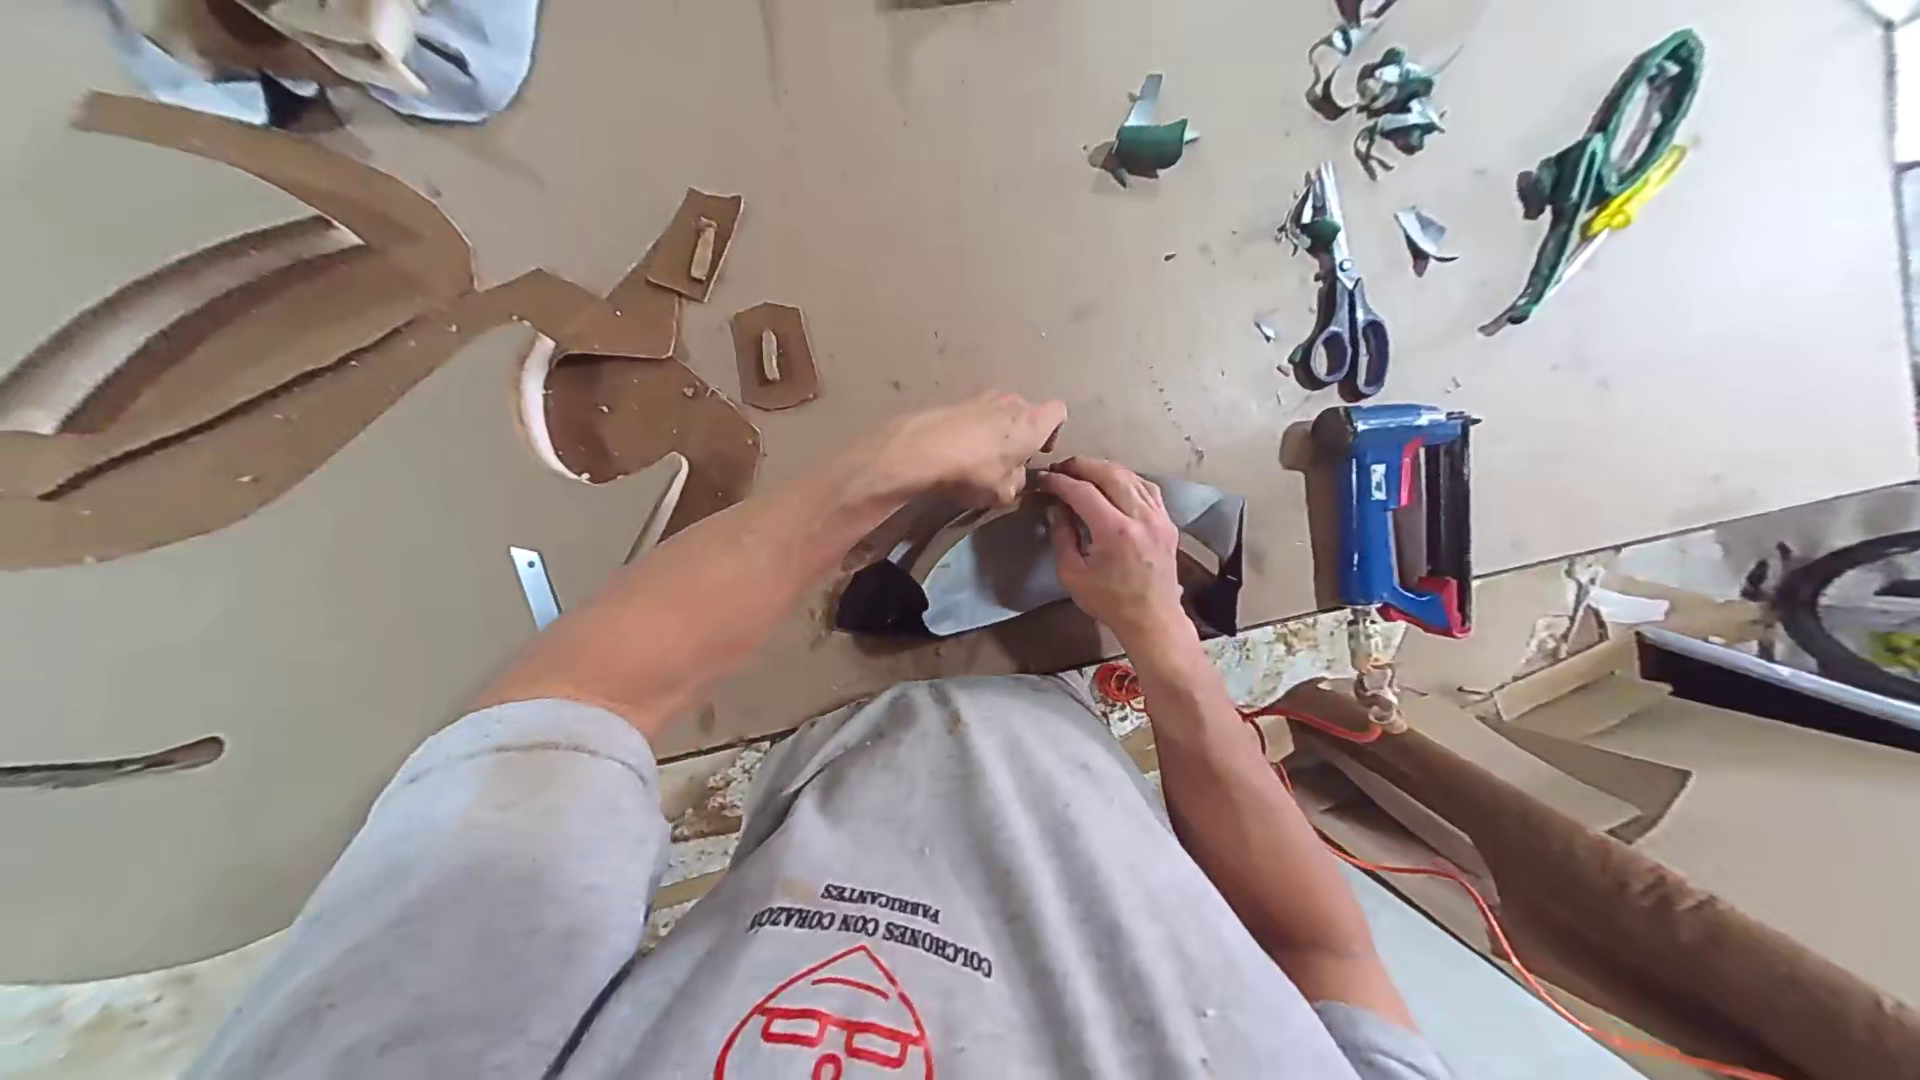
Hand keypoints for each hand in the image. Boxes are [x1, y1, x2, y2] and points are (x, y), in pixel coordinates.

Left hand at [873, 392, 1067, 506]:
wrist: (923, 450)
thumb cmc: (974, 472)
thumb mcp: (1004, 492)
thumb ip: (1018, 482)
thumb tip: (1015, 476)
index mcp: (1033, 422)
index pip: (1059, 412)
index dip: (1054, 431)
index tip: (1040, 451)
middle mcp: (1013, 402)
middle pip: (1027, 412)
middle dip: (1021, 434)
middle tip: (1008, 460)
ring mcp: (983, 397)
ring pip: (1001, 412)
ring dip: (997, 430)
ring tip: (980, 456)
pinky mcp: (957, 401)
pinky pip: (976, 414)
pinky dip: (973, 428)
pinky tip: (959, 450)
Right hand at [1038, 457, 1188, 647]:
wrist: (1153, 619)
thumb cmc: (1109, 601)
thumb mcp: (1072, 574)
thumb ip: (1062, 536)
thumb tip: (1057, 508)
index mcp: (1115, 531)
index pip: (1083, 491)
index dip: (1060, 481)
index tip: (1043, 479)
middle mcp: (1141, 517)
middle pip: (1109, 473)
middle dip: (1081, 466)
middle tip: (1061, 468)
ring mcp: (1159, 517)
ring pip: (1130, 476)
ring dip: (1104, 469)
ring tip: (1083, 472)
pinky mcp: (1167, 521)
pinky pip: (1147, 488)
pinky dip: (1127, 479)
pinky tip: (1113, 483)